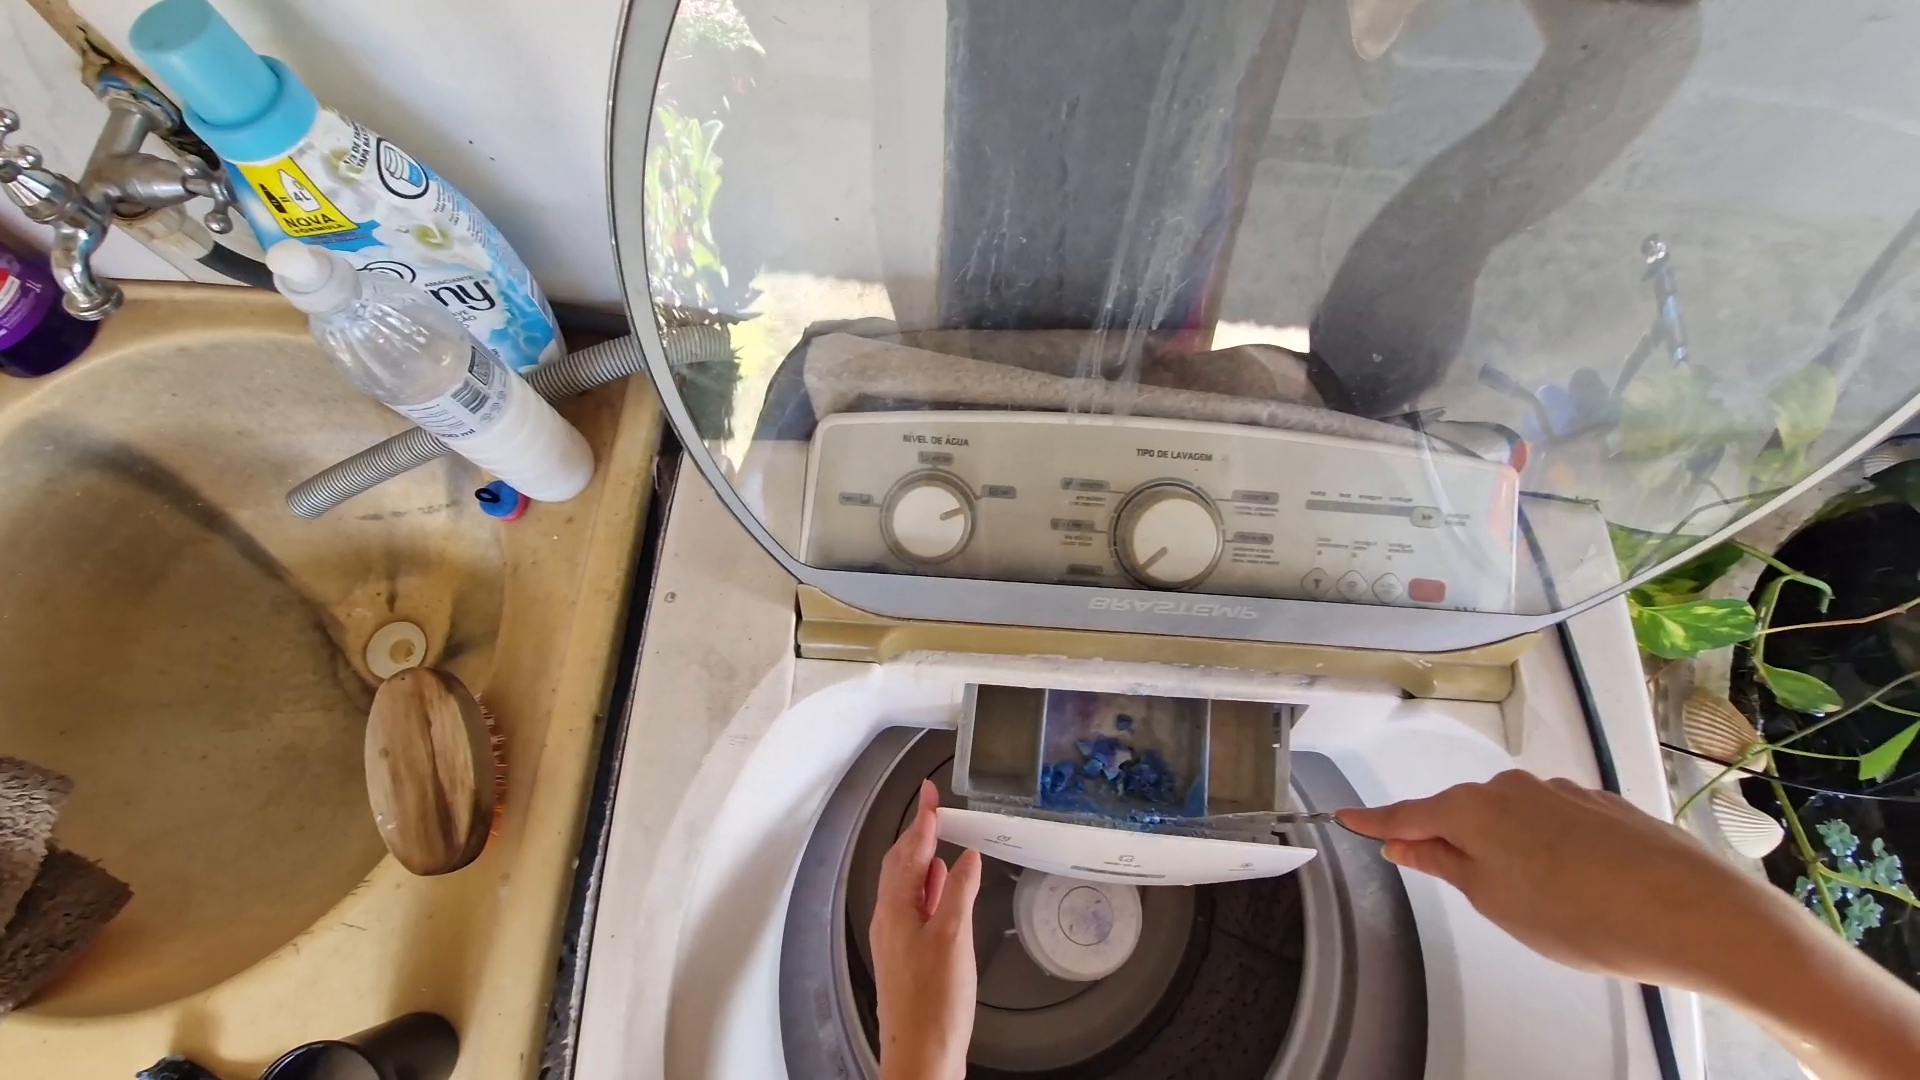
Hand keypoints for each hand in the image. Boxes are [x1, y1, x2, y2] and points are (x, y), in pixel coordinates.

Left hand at [869, 780, 982, 1079]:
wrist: (921, 1060)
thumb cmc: (935, 1000)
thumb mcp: (953, 937)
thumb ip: (959, 890)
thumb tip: (966, 855)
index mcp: (895, 907)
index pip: (909, 849)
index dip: (923, 818)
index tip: (930, 790)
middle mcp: (889, 918)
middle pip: (901, 863)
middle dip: (917, 832)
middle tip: (936, 808)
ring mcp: (896, 938)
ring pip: (906, 884)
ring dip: (922, 857)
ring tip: (940, 837)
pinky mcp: (907, 956)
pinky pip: (914, 905)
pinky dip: (928, 886)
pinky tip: (942, 886)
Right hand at [1335, 769, 1782, 990]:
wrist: (1704, 917)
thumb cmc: (1584, 916)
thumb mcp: (1494, 901)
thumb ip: (1442, 865)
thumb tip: (1405, 843)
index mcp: (1471, 809)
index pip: (1405, 814)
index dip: (1373, 822)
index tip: (1344, 817)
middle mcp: (1508, 787)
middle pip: (1460, 813)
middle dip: (1456, 842)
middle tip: (1475, 889)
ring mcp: (1559, 792)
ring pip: (1510, 816)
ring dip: (1509, 846)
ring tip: (1548, 898)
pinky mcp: (1603, 804)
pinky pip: (1554, 820)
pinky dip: (1550, 845)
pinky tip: (1585, 883)